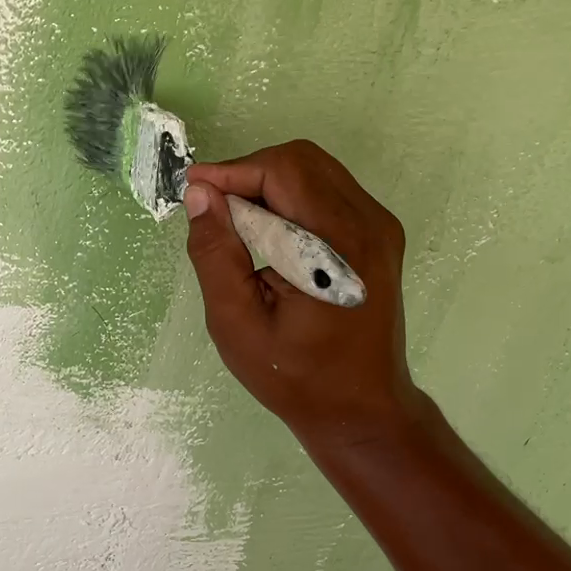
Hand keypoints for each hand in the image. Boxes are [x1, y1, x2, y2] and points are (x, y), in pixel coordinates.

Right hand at [184, 140, 424, 444]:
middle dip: (247, 173)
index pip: (282, 171)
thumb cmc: (294, 375)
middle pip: (299, 160)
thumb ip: (216, 254)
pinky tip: (265, 233)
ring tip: (234, 221)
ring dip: (266, 183)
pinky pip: (325, 190)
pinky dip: (287, 196)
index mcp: (338, 245)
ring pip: (313, 169)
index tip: (192, 190)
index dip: (231, 171)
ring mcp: (378, 226)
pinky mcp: (377, 234)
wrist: (361, 409)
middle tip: (212, 208)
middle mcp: (367, 223)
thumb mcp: (236, 323)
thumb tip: (200, 195)